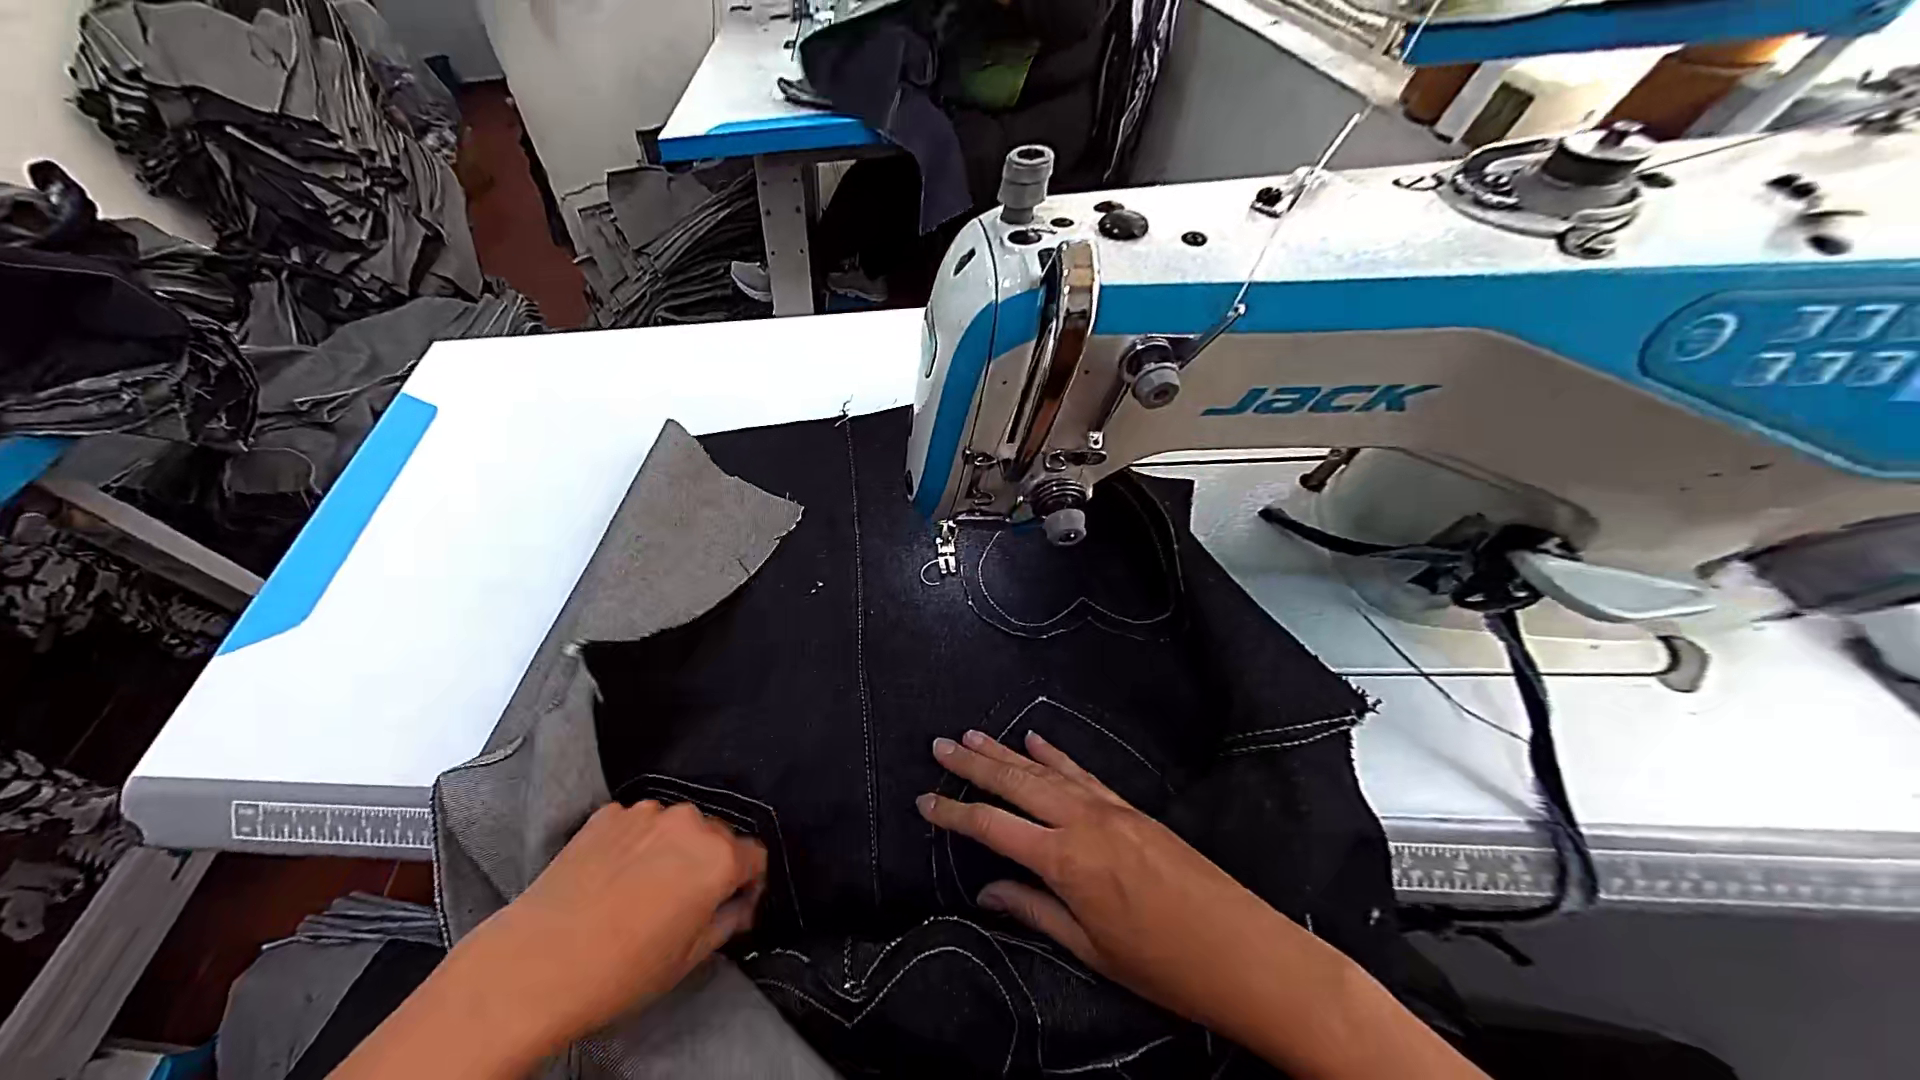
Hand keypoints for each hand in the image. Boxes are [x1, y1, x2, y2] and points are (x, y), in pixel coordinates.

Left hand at [336, 800, 766, 1079]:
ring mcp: (648, 812)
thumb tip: (740, 905)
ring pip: (678, 827)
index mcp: (720, 857)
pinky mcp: (610, 812)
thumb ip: (728, 922)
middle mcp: (691, 822)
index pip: (756, 856)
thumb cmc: (619, 972)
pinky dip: (636, 842)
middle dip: (710, 862)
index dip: (748, 882)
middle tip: (684, 900)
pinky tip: (614, 874)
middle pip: (718, 835)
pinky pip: (640, 822)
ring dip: (673, 848)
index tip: (732, 903)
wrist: (532, 965)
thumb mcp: (688, 959)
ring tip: (643, 886)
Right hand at [917, 731, 1489, 1079]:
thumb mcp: (1090, 948)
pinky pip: (1083, 773)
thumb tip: (988, 889)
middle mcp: (1082, 823)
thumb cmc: (1163, 964)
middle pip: (1015, 784)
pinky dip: (1056, 756)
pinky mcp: (1131, 808)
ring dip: (1007, 752)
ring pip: (1045, 772)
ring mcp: (1109, 809)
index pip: (993, 827)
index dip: (954, 813)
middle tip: (939, 744)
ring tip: (973, 734)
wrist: (1245, 951)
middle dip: (974, 764)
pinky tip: (1037, 740)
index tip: (924, 799)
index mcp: (1065, 861)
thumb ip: (1034, 909)